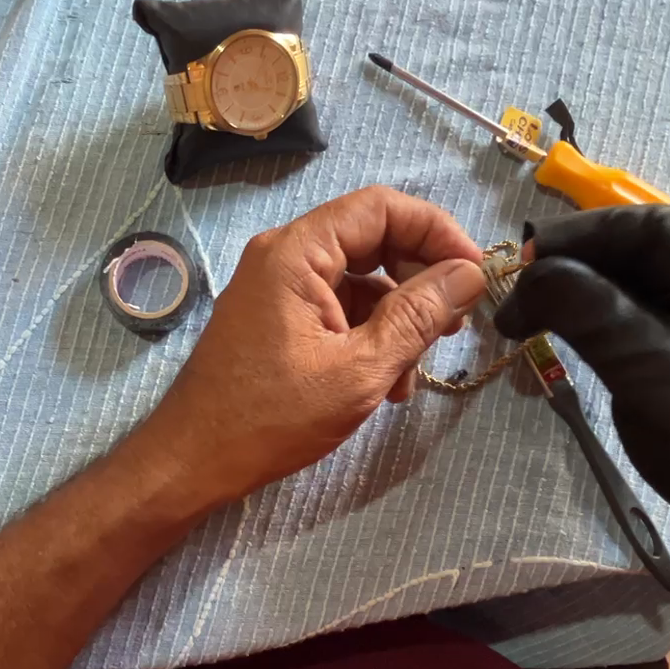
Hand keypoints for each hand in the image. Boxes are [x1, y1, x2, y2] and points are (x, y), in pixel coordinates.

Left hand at [134, 186, 484, 508]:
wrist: (194, 460)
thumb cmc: (271, 417)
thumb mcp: (358, 370)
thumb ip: (418, 316)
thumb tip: (468, 273)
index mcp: (297, 253)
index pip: (381, 208)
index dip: (436, 231)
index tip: (474, 273)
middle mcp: (283, 258)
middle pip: (371, 242)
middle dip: (419, 281)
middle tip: (454, 324)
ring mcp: (276, 290)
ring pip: (357, 283)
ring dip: (396, 321)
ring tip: (413, 374)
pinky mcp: (275, 321)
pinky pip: (335, 311)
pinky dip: (366, 339)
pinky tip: (385, 384)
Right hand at [493, 205, 669, 605]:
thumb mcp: (653, 373)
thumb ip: (593, 315)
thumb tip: (527, 273)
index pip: (663, 228)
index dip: (589, 234)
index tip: (526, 259)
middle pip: (643, 251)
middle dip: (575, 265)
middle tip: (514, 289)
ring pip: (629, 282)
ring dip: (572, 292)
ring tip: (521, 312)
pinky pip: (627, 313)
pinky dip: (583, 317)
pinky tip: (549, 324)